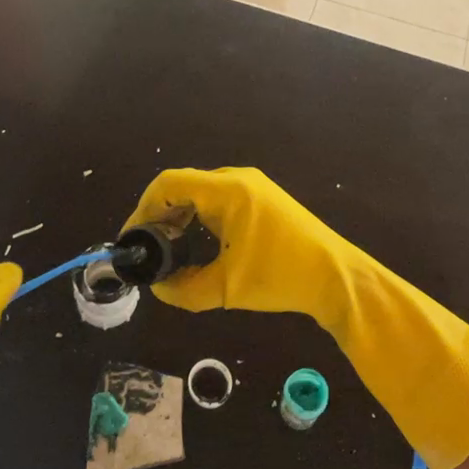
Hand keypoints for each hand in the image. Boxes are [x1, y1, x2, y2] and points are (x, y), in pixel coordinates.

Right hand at [123, 168, 468, 468]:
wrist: (336, 277)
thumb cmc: (281, 278)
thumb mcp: (226, 289)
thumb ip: (184, 288)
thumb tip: (157, 289)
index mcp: (227, 190)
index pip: (169, 183)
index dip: (143, 208)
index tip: (133, 239)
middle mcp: (237, 179)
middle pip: (183, 186)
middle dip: (159, 215)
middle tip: (147, 249)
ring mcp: (253, 187)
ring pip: (201, 193)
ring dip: (180, 217)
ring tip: (167, 249)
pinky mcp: (262, 200)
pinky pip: (219, 200)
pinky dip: (201, 218)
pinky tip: (197, 244)